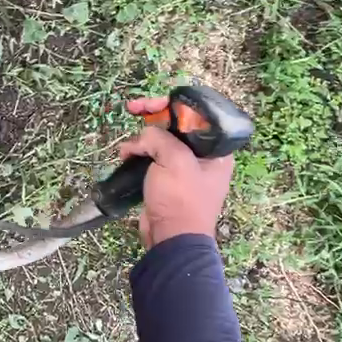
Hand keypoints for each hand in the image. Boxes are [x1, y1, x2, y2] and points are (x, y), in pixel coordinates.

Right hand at [118, 96, 234, 248]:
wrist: (171, 238)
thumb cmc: (180, 199)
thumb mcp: (174, 160)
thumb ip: (159, 138)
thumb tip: (142, 139)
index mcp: (216, 150)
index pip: (196, 116)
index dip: (172, 105)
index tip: (149, 104)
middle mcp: (203, 157)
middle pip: (176, 125)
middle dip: (153, 118)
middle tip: (132, 108)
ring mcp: (184, 168)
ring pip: (161, 141)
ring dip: (141, 139)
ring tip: (127, 149)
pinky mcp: (166, 179)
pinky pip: (152, 157)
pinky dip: (137, 153)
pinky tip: (125, 156)